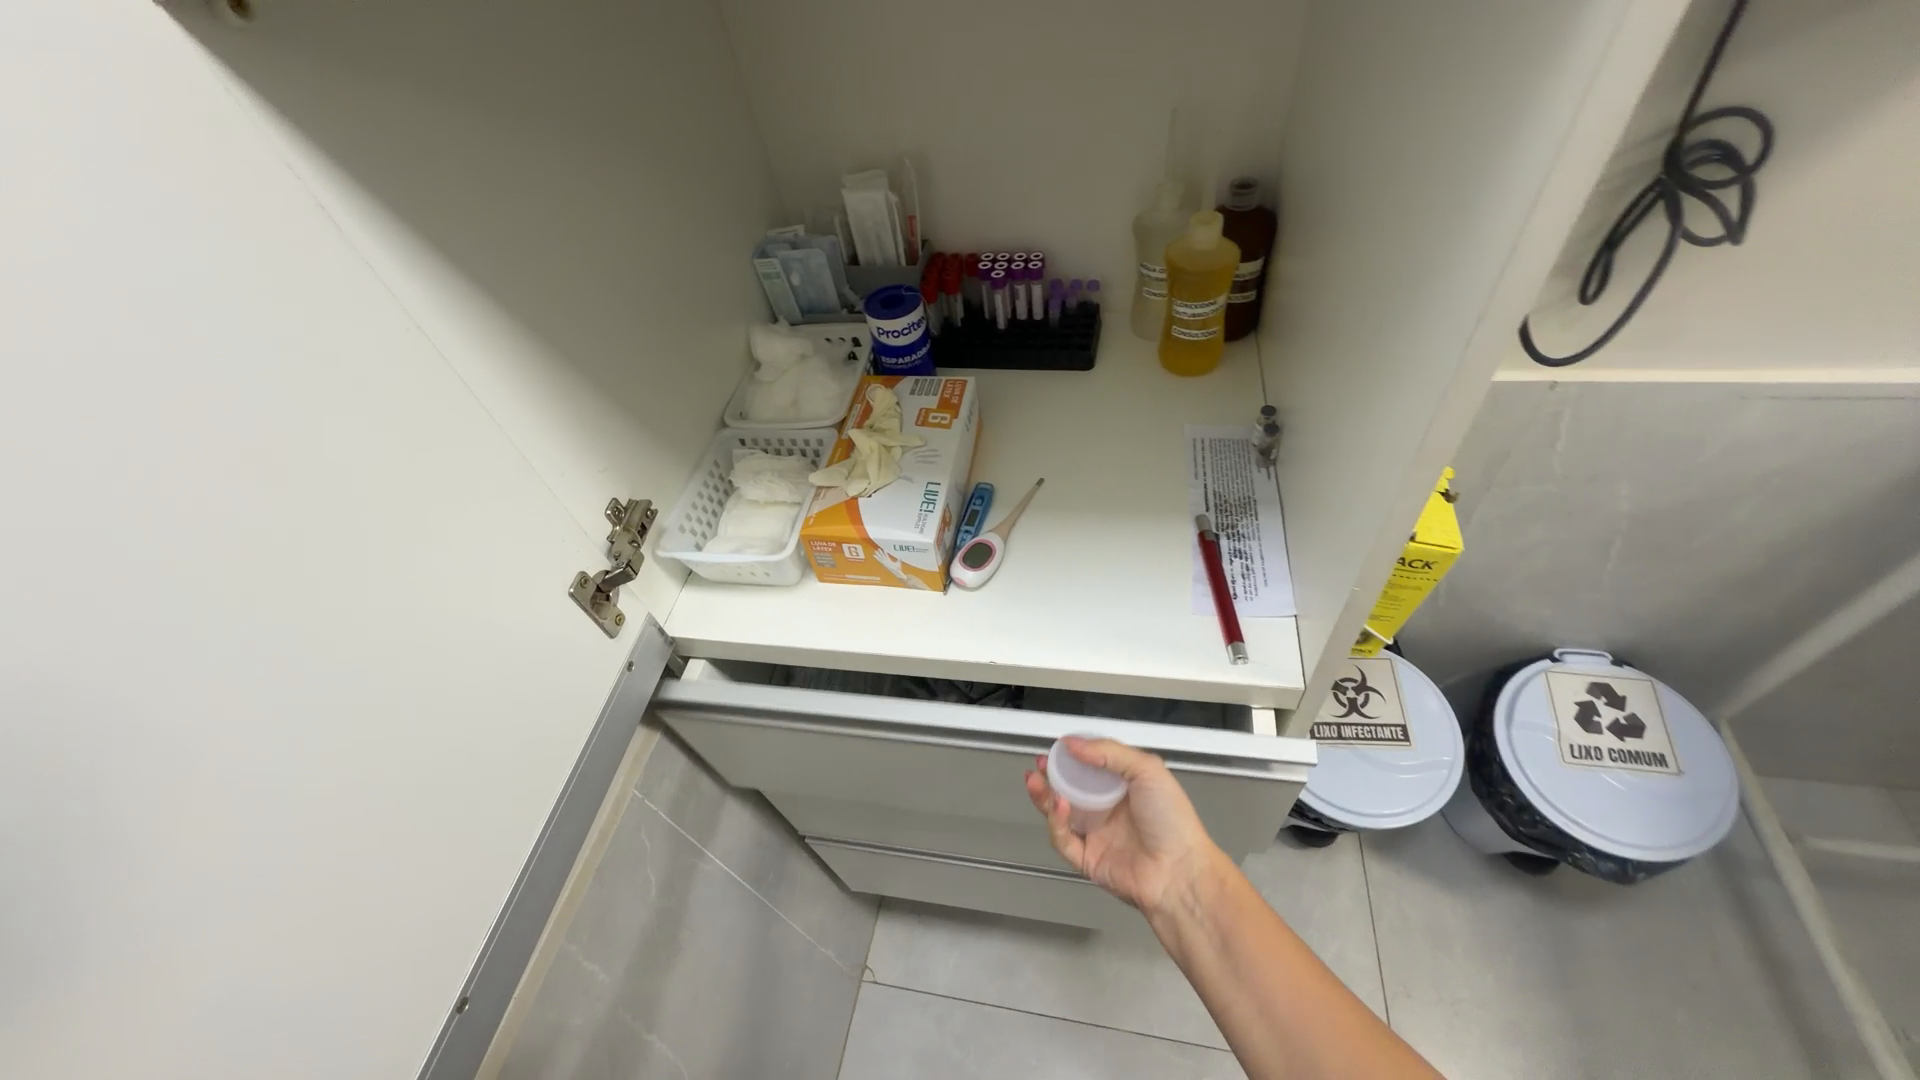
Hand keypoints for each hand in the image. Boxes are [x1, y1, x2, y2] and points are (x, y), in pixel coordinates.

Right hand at [1024, 736, 1225, 915]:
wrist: (1179, 871)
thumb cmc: (1171, 819)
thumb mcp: (1147, 770)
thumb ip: (1109, 752)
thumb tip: (1073, 743)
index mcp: (1124, 786)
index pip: (1090, 765)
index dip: (1072, 755)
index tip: (1057, 747)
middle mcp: (1108, 808)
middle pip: (1069, 788)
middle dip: (1051, 775)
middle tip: (1039, 765)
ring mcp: (1096, 834)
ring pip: (1060, 813)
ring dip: (1045, 797)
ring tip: (1036, 782)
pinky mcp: (1087, 858)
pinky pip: (1063, 840)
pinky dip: (1056, 822)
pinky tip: (1058, 806)